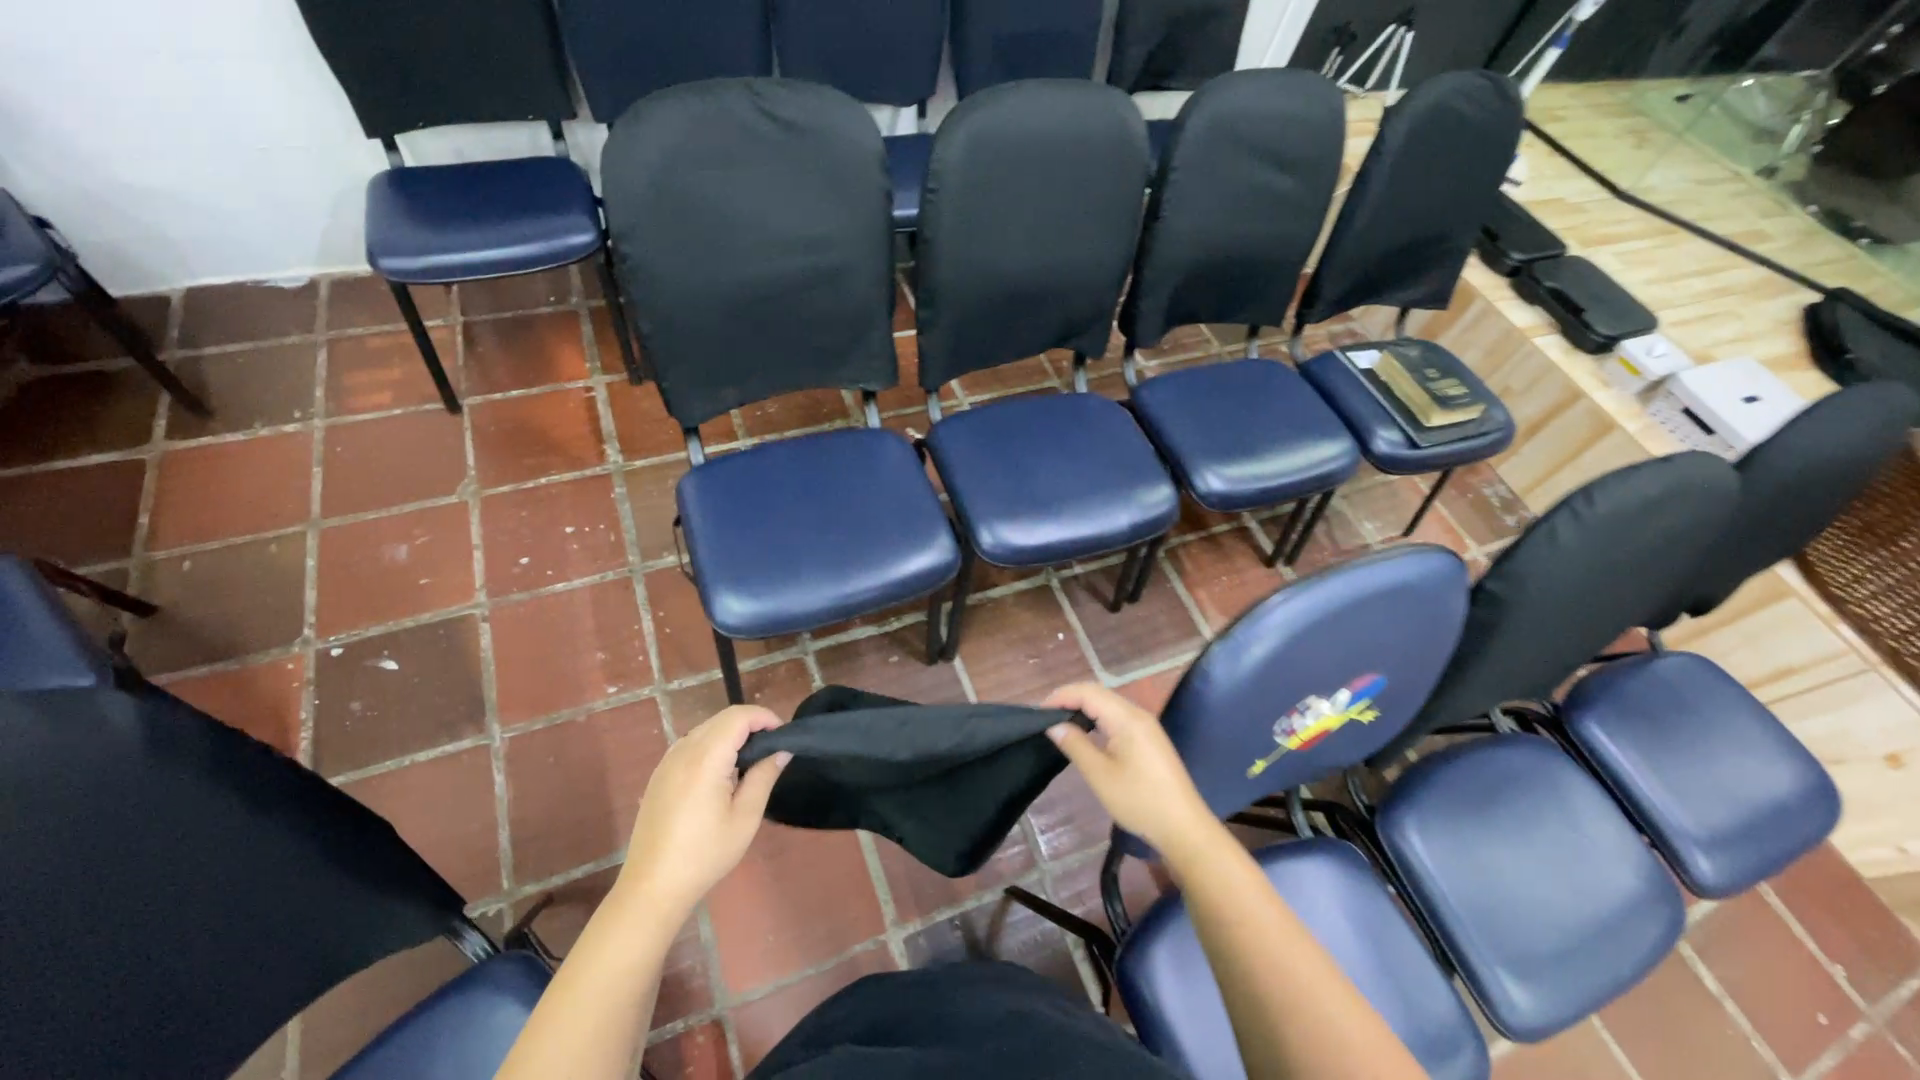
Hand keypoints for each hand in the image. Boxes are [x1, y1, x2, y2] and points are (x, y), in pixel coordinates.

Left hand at [617, 705, 789, 917]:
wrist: (653, 885)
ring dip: (730, 735)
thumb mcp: (745, 817)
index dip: (764, 718)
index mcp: (705, 758)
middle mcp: (682, 751)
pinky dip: (712, 747)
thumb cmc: (705, 854)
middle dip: (750, 725)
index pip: (738, 716)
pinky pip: (690, 745)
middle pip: (721, 719)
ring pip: (705, 730)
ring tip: (749, 764)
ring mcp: (666, 762)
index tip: (783, 737)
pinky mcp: (659, 775)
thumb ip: (764, 776)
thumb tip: (781, 750)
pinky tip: (721, 776)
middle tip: (771, 751)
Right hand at [1043, 682, 1221, 859]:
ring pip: (1109, 705)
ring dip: (1084, 709)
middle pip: (1099, 694)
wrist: (1183, 826)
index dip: (1061, 696)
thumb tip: (1054, 726)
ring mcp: (1147, 726)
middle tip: (1045, 718)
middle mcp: (1138, 714)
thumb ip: (1075, 744)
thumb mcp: (1100, 774)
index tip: (1038, 713)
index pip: (1088, 692)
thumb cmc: (1139, 800)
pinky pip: (1118, 718)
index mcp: (1127, 718)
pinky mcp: (1149, 739)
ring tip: (1060, 724)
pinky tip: (1086, 734)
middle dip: (1070, 699)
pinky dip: (1098, 720)